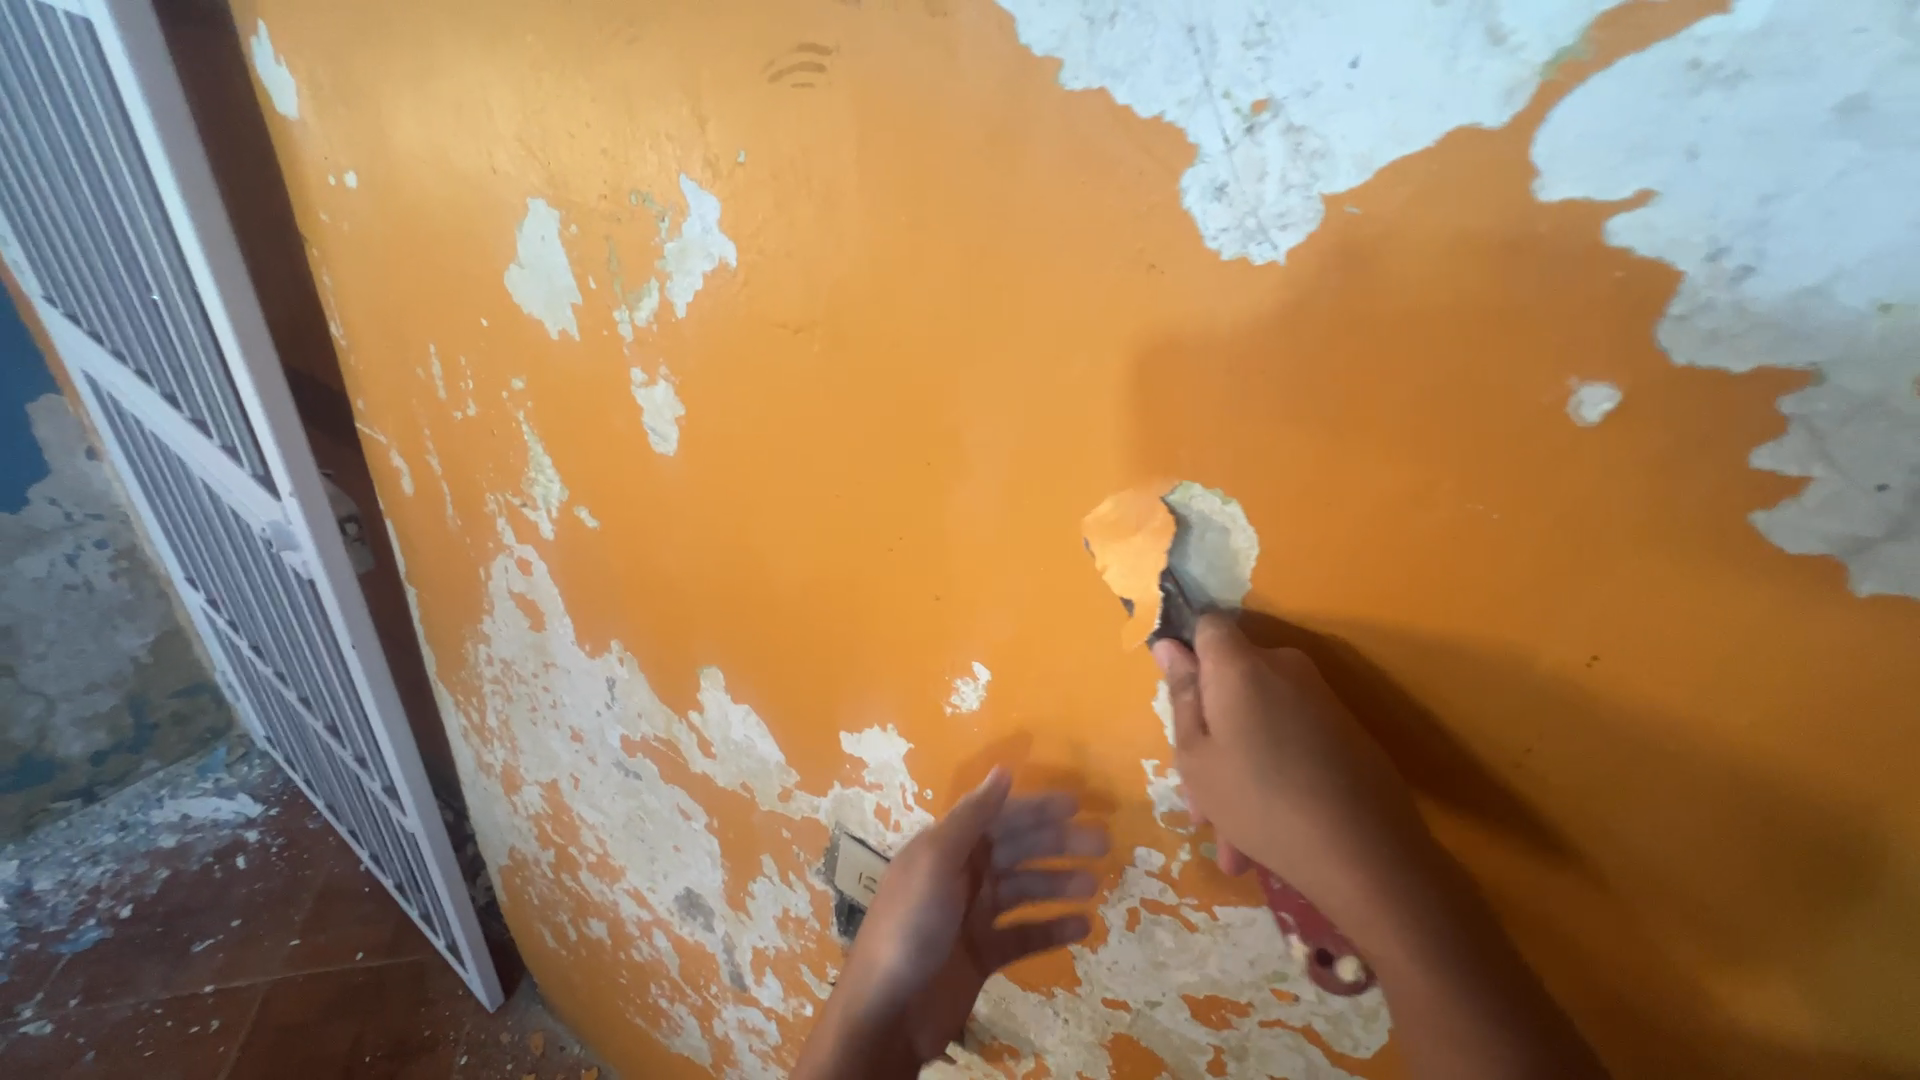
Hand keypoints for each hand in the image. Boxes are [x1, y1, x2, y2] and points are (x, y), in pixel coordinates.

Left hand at [794, 768, 1107, 1076]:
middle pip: (1017, 850)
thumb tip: (1003, 771)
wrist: (888, 1010)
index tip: (1076, 804)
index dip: (1036, 808)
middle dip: (1057, 843)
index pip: (999, 817)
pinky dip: (1051, 929)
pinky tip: (1081, 926)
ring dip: (1058, 883)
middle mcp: (961, 875)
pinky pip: (1024, 935)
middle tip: (1102, 842)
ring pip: (1025, 890)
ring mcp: (973, 916)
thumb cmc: (910, 925)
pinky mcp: (983, 955)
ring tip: (1093, 885)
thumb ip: (971, 817)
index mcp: (947, 847)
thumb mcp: (936, 861)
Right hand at [1153, 614, 1434, 919]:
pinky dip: (1271, 773)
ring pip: (1258, 719)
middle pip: (1231, 680)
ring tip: (1230, 839)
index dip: (1189, 653)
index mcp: (1240, 665)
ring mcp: (1319, 699)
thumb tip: (1169, 645)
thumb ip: (1181, 694)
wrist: (1366, 853)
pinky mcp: (1345, 731)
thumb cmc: (1258, 799)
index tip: (1178, 699)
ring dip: (1238, 766)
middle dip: (1210, 732)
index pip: (1208, 625)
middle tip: (1198, 798)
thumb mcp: (1196, 755)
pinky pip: (1289, 739)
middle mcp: (1283, 667)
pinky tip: (1261, 836)